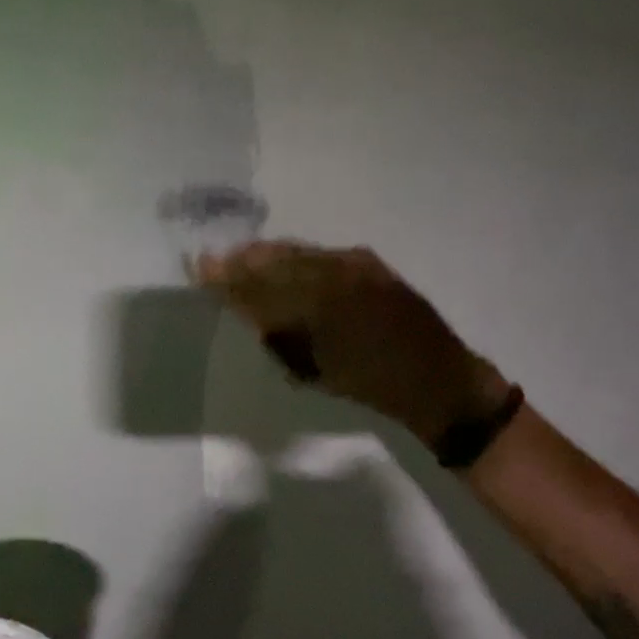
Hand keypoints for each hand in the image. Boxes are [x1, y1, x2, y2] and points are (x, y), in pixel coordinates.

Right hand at [197, 241, 509, 450]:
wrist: (440, 385)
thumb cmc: (371, 385)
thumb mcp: (313, 367)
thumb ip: (274, 332)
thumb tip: (239, 305)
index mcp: (319, 301)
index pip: (260, 279)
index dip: (227, 273)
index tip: (197, 266)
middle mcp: (336, 272)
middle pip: (276, 259)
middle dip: (243, 261)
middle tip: (214, 263)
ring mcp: (356, 265)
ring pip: (297, 253)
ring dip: (267, 257)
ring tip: (243, 261)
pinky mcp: (370, 265)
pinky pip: (320, 254)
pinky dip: (296, 258)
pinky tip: (285, 264)